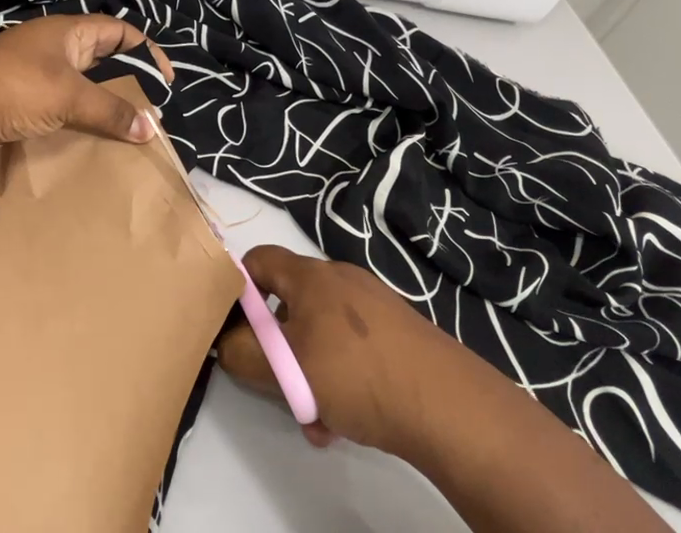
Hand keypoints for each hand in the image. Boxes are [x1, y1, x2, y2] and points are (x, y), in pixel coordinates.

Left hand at [0, 15, 173, 151]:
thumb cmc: (17, 89)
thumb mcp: (69, 97)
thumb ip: (111, 111)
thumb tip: (151, 127)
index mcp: (66, 31)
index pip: (118, 30)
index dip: (145, 51)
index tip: (165, 82)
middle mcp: (50, 44)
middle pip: (100, 56)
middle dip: (126, 80)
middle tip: (147, 108)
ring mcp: (32, 69)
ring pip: (79, 81)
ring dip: (101, 100)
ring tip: (124, 125)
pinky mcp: (18, 94)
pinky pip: (60, 99)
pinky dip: (78, 113)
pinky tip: (87, 133)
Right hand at [217, 245, 474, 456]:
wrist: (452, 409)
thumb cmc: (357, 376)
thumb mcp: (285, 369)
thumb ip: (243, 352)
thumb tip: (228, 341)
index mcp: (312, 276)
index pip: (258, 259)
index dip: (237, 288)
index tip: (234, 329)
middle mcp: (344, 280)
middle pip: (290, 303)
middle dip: (276, 347)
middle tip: (275, 384)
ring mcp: (377, 307)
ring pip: (321, 334)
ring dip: (308, 372)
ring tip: (315, 417)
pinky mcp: (402, 335)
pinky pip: (352, 351)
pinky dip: (340, 379)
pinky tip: (345, 421)